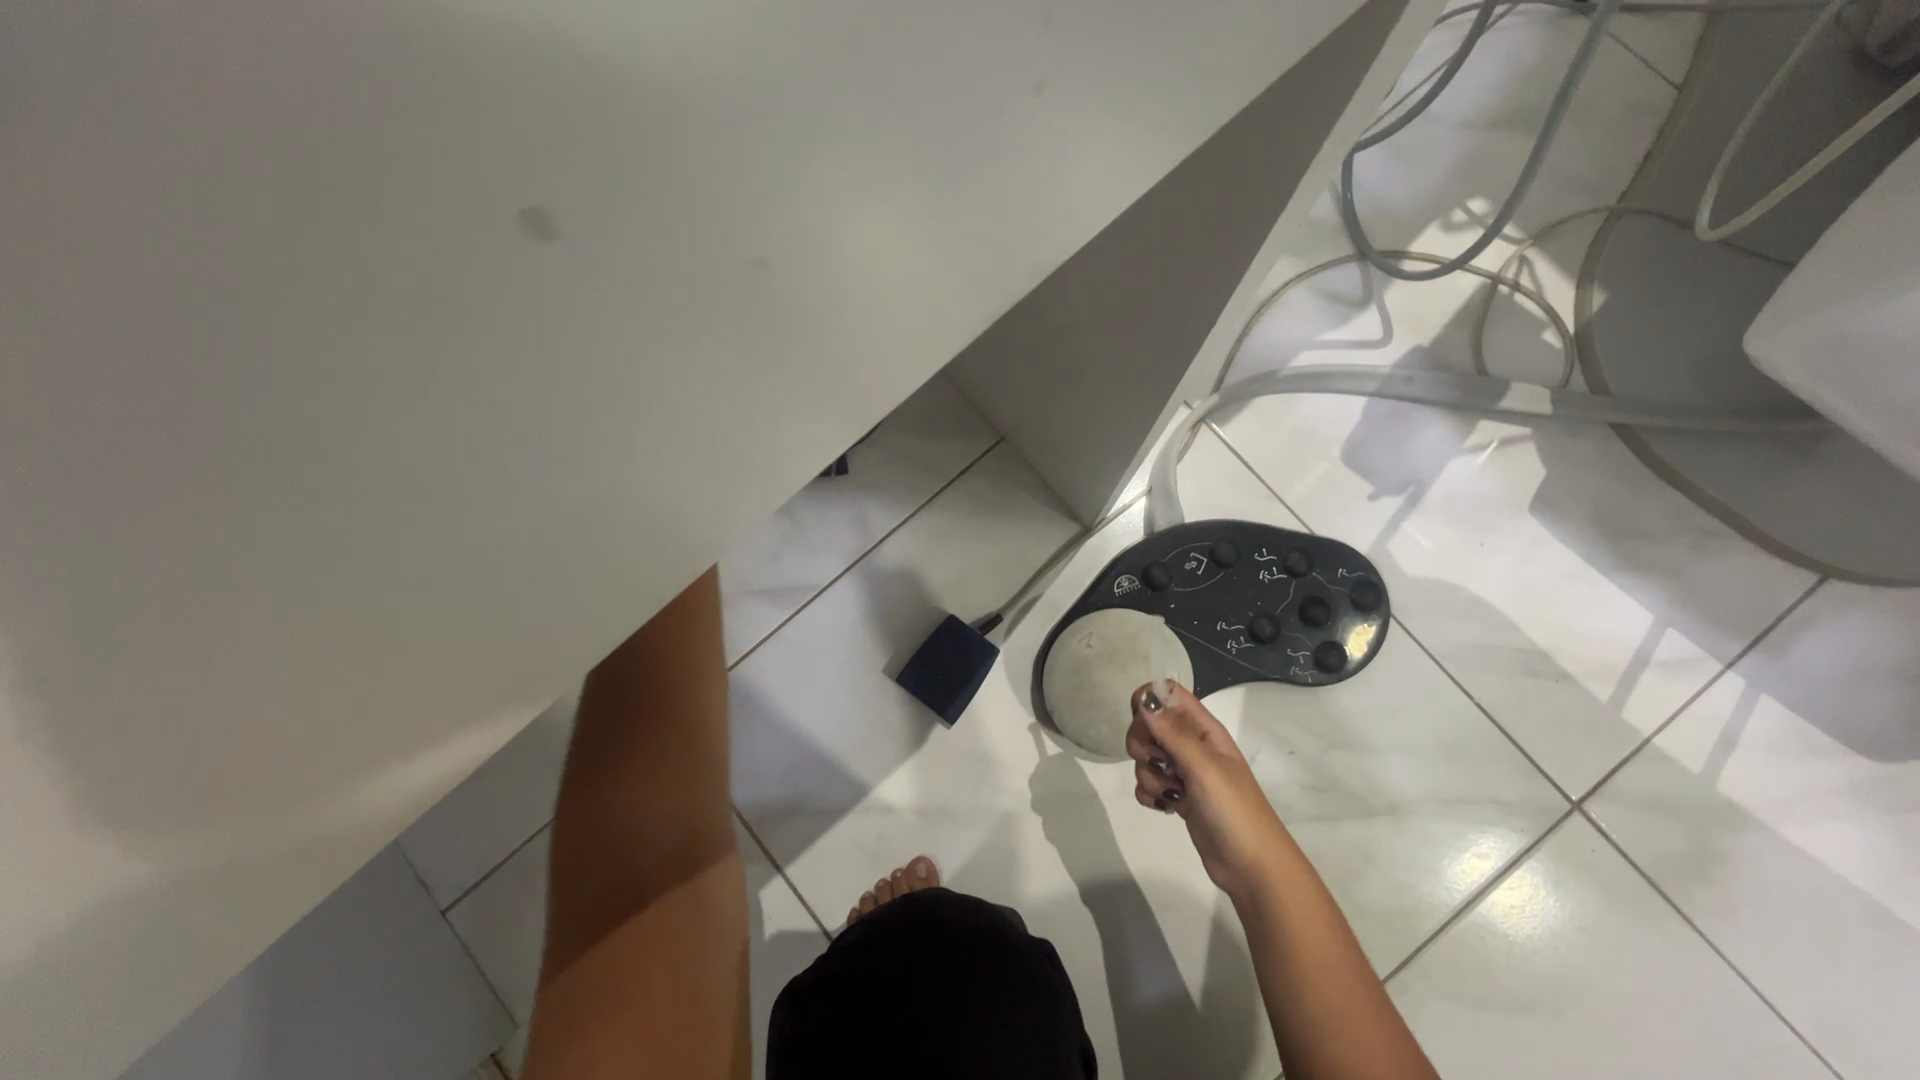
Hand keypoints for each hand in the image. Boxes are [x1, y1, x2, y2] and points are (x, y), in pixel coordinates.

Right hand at [1126, 680, 1288, 900]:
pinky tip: (1166, 808)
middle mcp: (1192, 745)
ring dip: (1148, 774)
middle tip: (1160, 764)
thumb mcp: (1204, 767)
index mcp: (1204, 729)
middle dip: (1143, 744)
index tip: (1145, 726)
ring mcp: (1184, 772)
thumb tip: (1144, 697)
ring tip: (1172, 794)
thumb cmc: (1234, 810)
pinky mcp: (1177, 797)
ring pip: (1145, 757)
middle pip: (1148, 724)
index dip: (1149, 703)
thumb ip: (1172, 732)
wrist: (1251, 865)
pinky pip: (1148, 784)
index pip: (1167, 694)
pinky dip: (1150, 795)